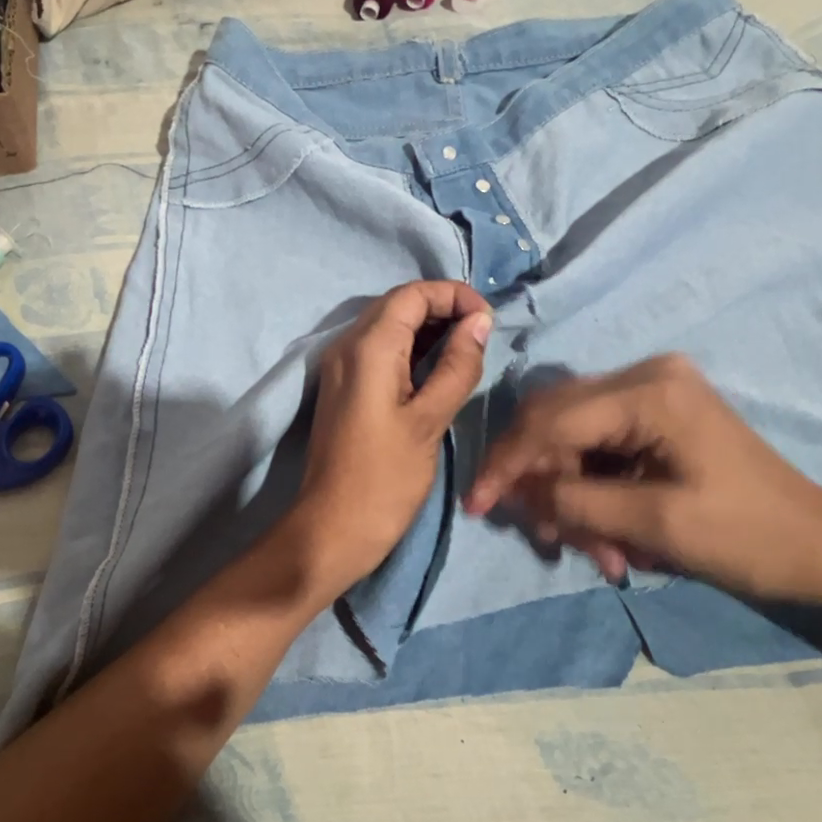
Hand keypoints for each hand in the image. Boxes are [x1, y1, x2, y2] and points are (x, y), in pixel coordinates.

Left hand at [288, 281, 492, 595]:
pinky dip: (411, 350)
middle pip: (398, 305)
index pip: (412, 294)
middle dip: (443, 309)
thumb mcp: (430, 421)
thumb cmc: (385, 478)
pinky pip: (379, 351)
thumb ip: (456, 367)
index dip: (453, 296)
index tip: (488, 320)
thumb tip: (478, 323)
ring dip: (429, 329)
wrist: (333, 527)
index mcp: (367, 348)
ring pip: (388, 327)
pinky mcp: (344, 388)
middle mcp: (347, 346)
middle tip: (483, 335)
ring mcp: (341, 367)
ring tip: (470, 350)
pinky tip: (440, 369)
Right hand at [464, 354, 821, 602]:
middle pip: (554, 418)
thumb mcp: (656, 524)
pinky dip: (589, 487)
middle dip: (537, 478)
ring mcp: (652, 391)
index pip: (552, 419)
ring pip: (571, 434)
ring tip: (586, 548)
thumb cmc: (748, 535)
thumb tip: (518, 492)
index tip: (478, 505)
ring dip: (566, 491)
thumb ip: (576, 502)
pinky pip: (597, 443)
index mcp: (650, 392)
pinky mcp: (656, 413)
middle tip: (535, 532)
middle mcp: (645, 375)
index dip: (509, 463)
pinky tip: (603, 532)